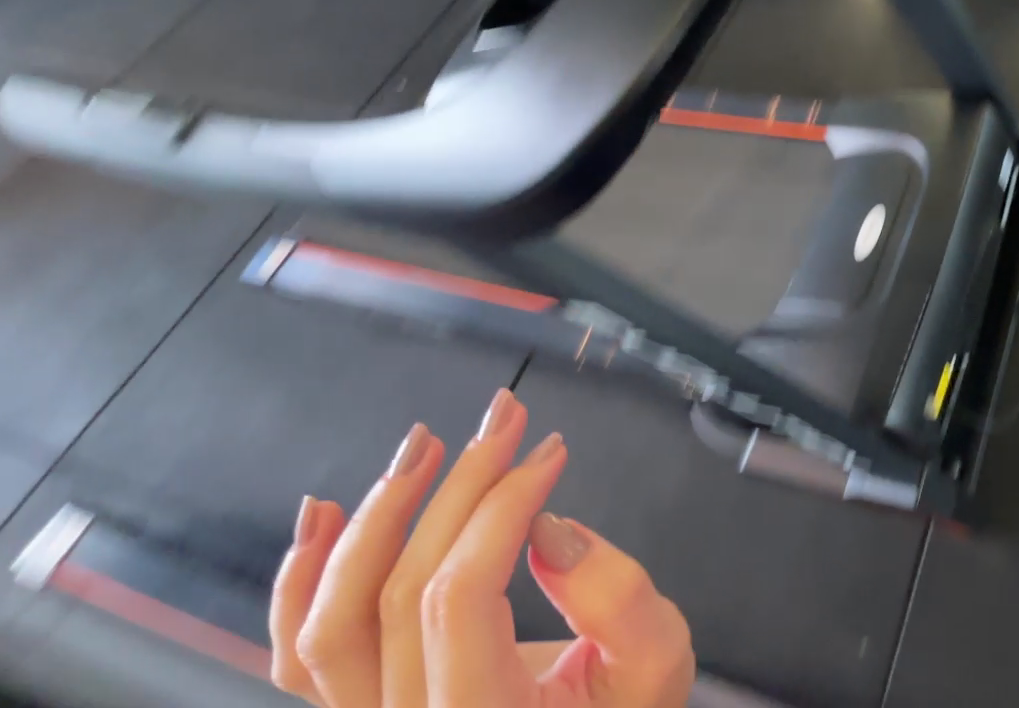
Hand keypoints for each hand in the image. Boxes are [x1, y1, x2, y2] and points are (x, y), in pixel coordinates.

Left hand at [270, 391, 693, 707]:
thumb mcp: (655, 662)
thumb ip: (617, 600)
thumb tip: (548, 529)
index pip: (461, 598)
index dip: (500, 508)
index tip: (551, 450)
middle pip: (399, 594)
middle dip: (458, 487)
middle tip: (505, 418)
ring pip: (334, 622)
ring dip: (376, 518)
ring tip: (424, 446)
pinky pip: (302, 654)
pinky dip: (302, 580)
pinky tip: (323, 512)